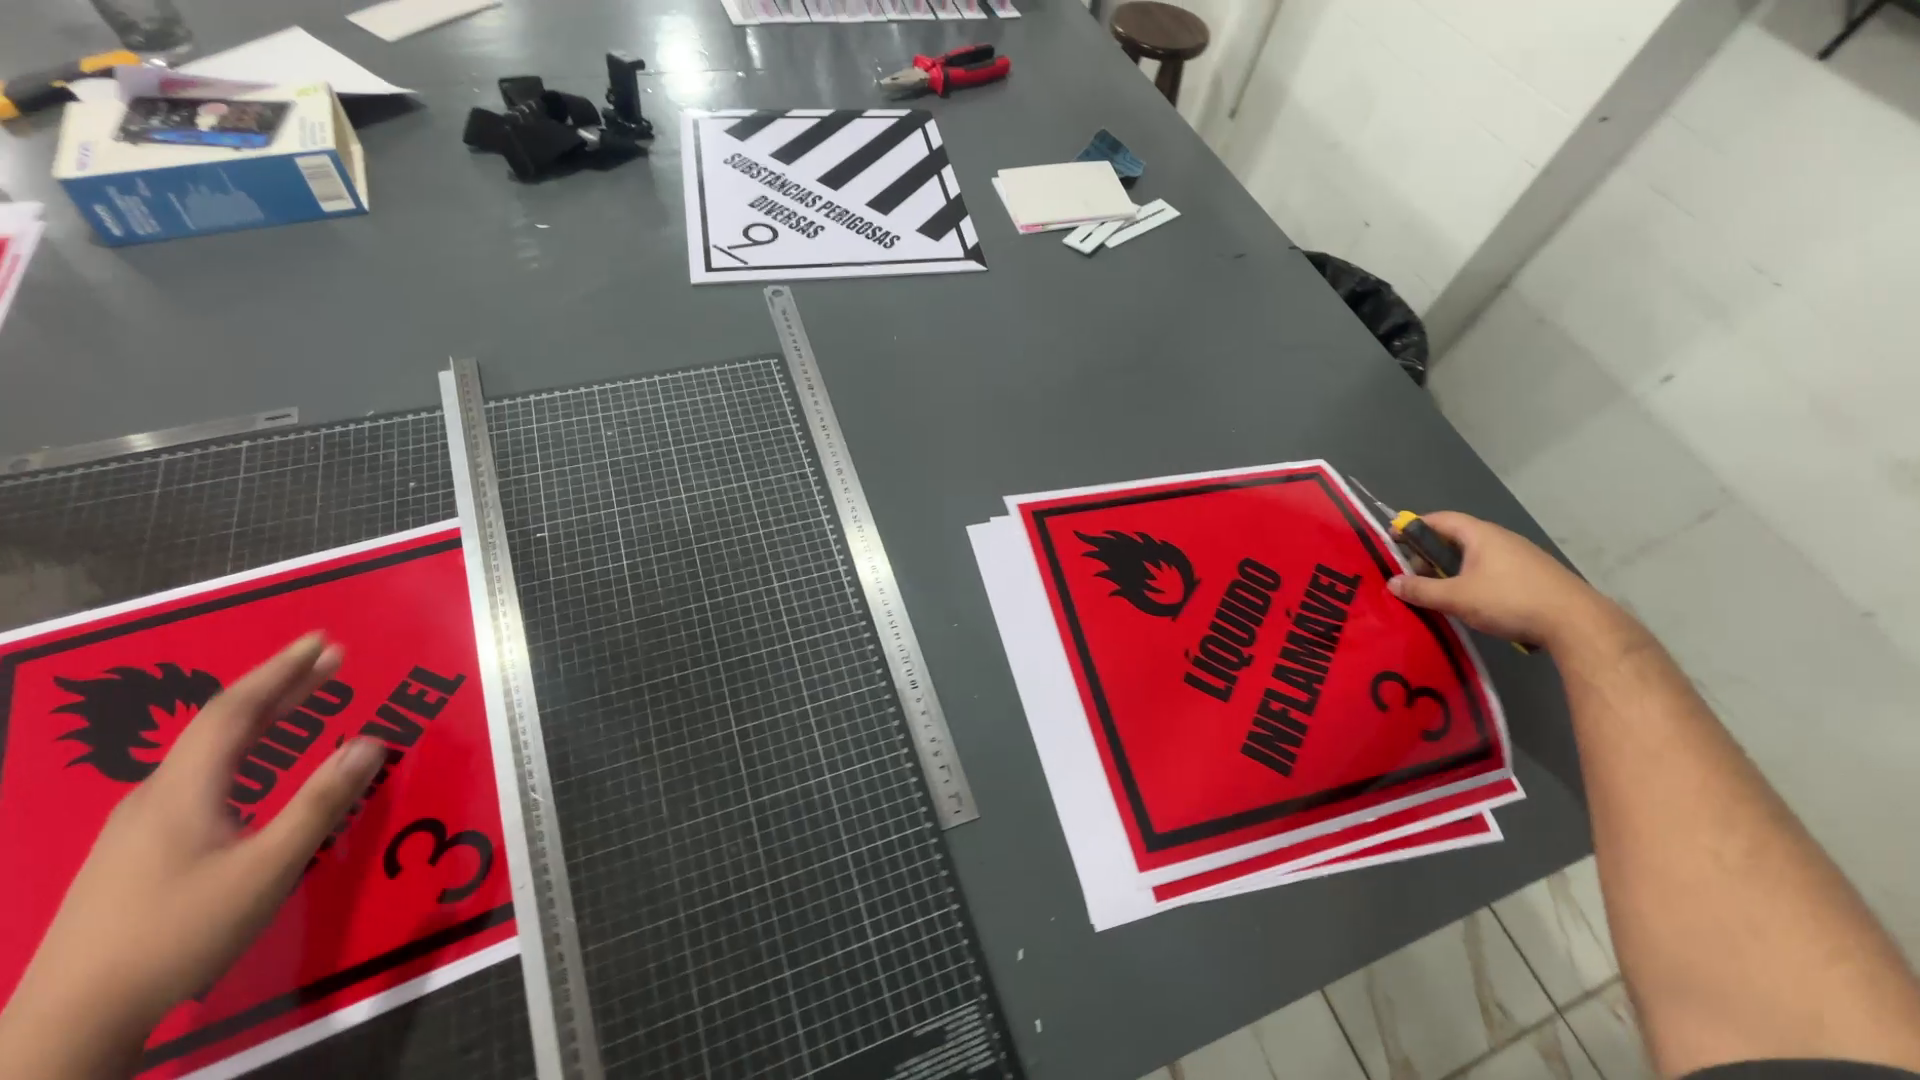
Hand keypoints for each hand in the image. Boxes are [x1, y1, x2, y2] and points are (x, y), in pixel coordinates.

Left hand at [0, 634, 385, 1079]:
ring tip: (303, 704)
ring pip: (207, 753)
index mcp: (185, 788)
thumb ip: (321, 803)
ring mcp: (138, 824)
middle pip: (221, 724)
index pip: (236, 709)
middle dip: (279, 686)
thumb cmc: (181, 931)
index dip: (283, 670)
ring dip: (261, 720)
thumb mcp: (268, 868)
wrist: (77, 1014)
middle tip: (330, 660)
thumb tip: (371, 742)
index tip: (325, 641)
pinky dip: (241, 753)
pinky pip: (198, 778)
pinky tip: (253, 773)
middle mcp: (156, 794)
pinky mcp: (135, 851)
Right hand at [1385, 511, 1615, 647]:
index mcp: (1480, 534)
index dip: (1413, 527)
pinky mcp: (1532, 576)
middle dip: (1429, 555)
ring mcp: (1519, 557)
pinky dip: (1471, 580)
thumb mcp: (1457, 597)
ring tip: (1437, 592)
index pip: (1439, 520)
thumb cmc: (1509, 600)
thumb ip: (1421, 590)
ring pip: (1474, 557)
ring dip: (1451, 570)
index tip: (1393, 541)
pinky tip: (1470, 602)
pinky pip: (1491, 570)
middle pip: (1455, 538)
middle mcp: (1500, 539)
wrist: (1576, 622)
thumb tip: (1392, 582)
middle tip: (1411, 576)